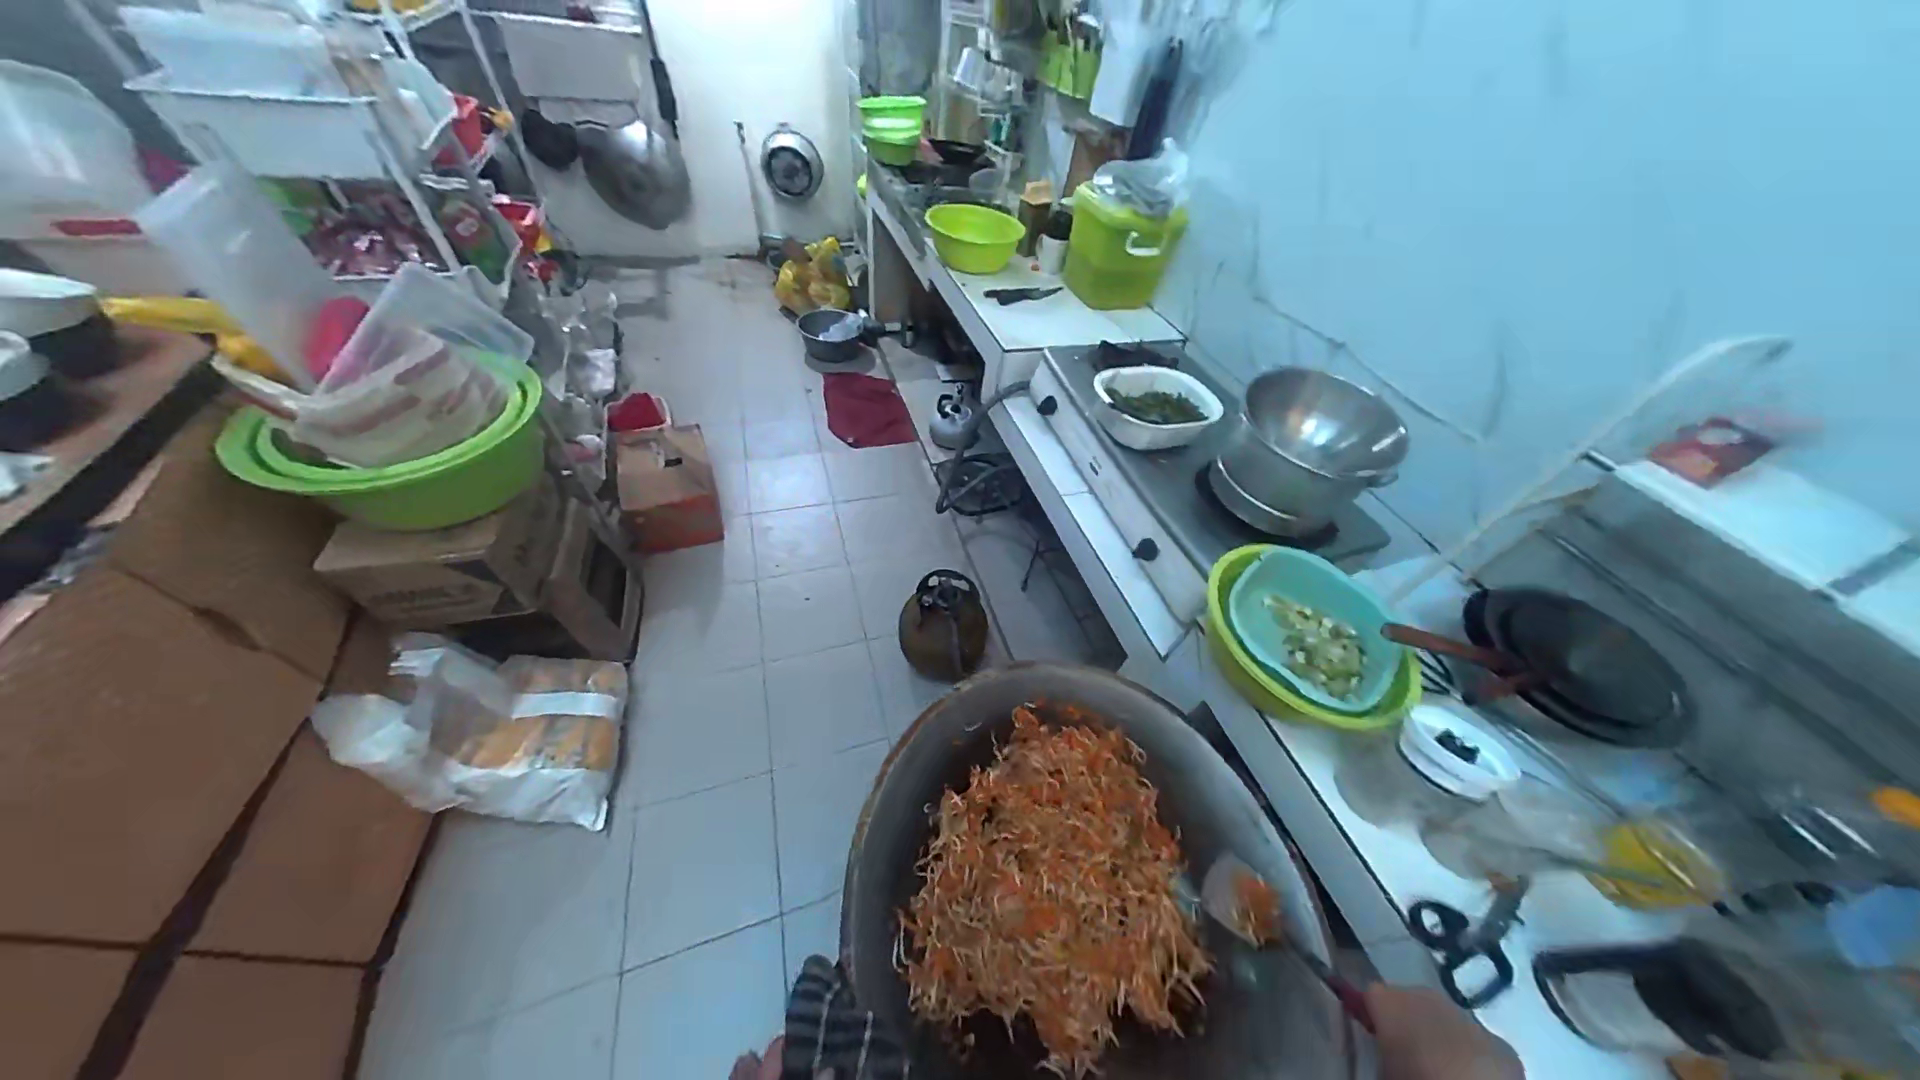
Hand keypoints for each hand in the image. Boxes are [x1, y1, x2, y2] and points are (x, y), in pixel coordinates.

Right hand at [1366, 984, 1523, 1079]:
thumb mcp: (1380, 1069)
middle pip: (1407, 1002)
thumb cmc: (1414, 1078)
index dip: (1368, 1016)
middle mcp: (1424, 996)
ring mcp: (1465, 1017)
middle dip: (1406, 1022)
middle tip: (1405, 1057)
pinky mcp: (1502, 1045)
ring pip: (1443, 1019)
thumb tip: (1378, 1047)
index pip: (1368, 996)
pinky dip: (1470, 1054)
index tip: (1371, 1038)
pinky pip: (1476, 1042)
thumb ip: (1375, 1049)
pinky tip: (1468, 1075)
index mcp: (1387, 998)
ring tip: (1438, 1068)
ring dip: (1438, 1035)